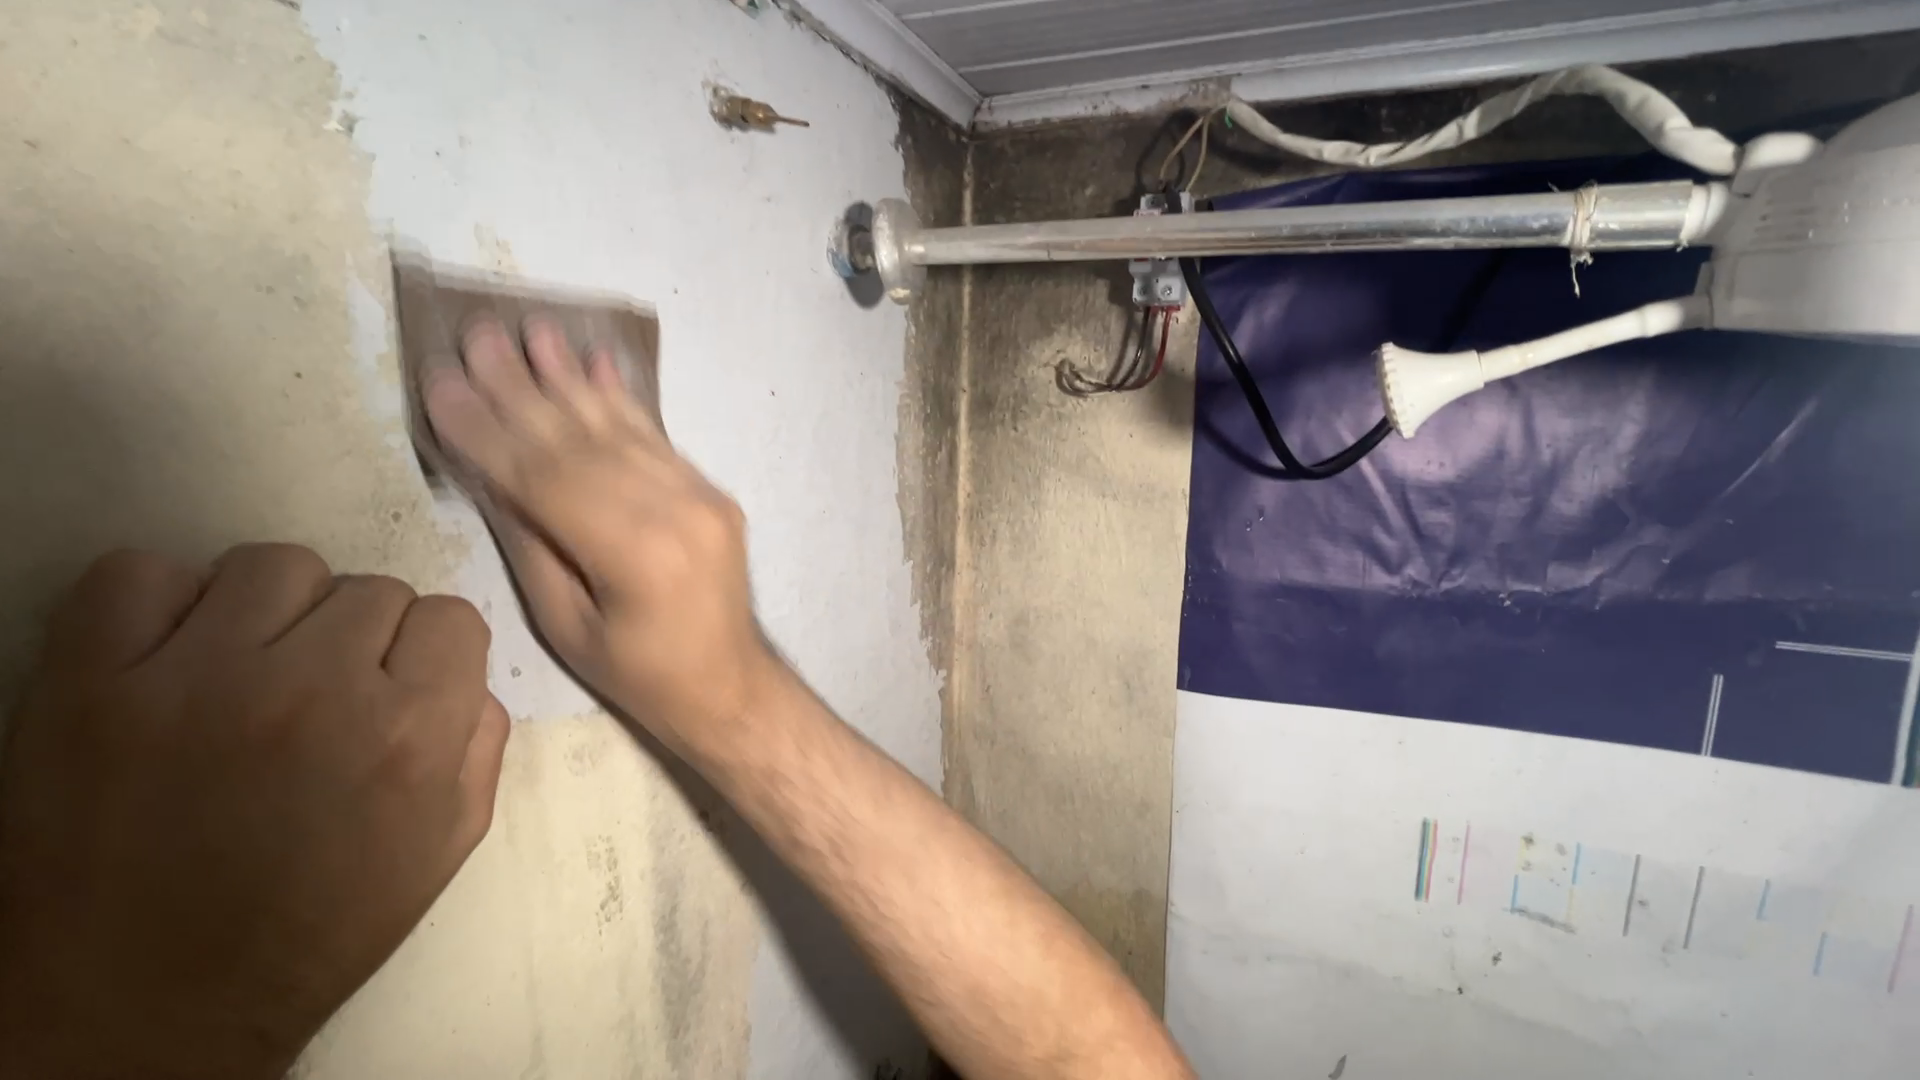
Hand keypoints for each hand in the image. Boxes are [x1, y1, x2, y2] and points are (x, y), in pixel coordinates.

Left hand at [0, 545, 508, 1079]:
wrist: (143, 1013)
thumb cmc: (323, 922)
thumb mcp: (450, 839)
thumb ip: (480, 741)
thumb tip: (463, 675)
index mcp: (412, 731)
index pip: (453, 615)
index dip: (435, 650)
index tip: (405, 684)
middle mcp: (317, 689)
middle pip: (375, 588)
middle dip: (366, 636)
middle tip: (331, 688)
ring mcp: (195, 680)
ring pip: (276, 566)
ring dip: (282, 609)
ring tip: (254, 664)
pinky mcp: (84, 688)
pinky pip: (138, 573)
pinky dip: (164, 600)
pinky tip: (175, 653)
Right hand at [424, 315, 770, 752]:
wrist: (728, 682)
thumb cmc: (639, 673)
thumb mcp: (566, 624)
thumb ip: (531, 541)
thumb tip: (489, 469)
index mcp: (636, 554)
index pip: (545, 476)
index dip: (489, 429)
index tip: (439, 379)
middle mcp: (677, 511)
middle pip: (582, 441)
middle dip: (522, 389)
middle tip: (477, 333)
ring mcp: (702, 497)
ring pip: (622, 429)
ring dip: (571, 379)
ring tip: (532, 329)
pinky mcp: (713, 493)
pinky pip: (661, 439)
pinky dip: (624, 400)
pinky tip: (598, 360)